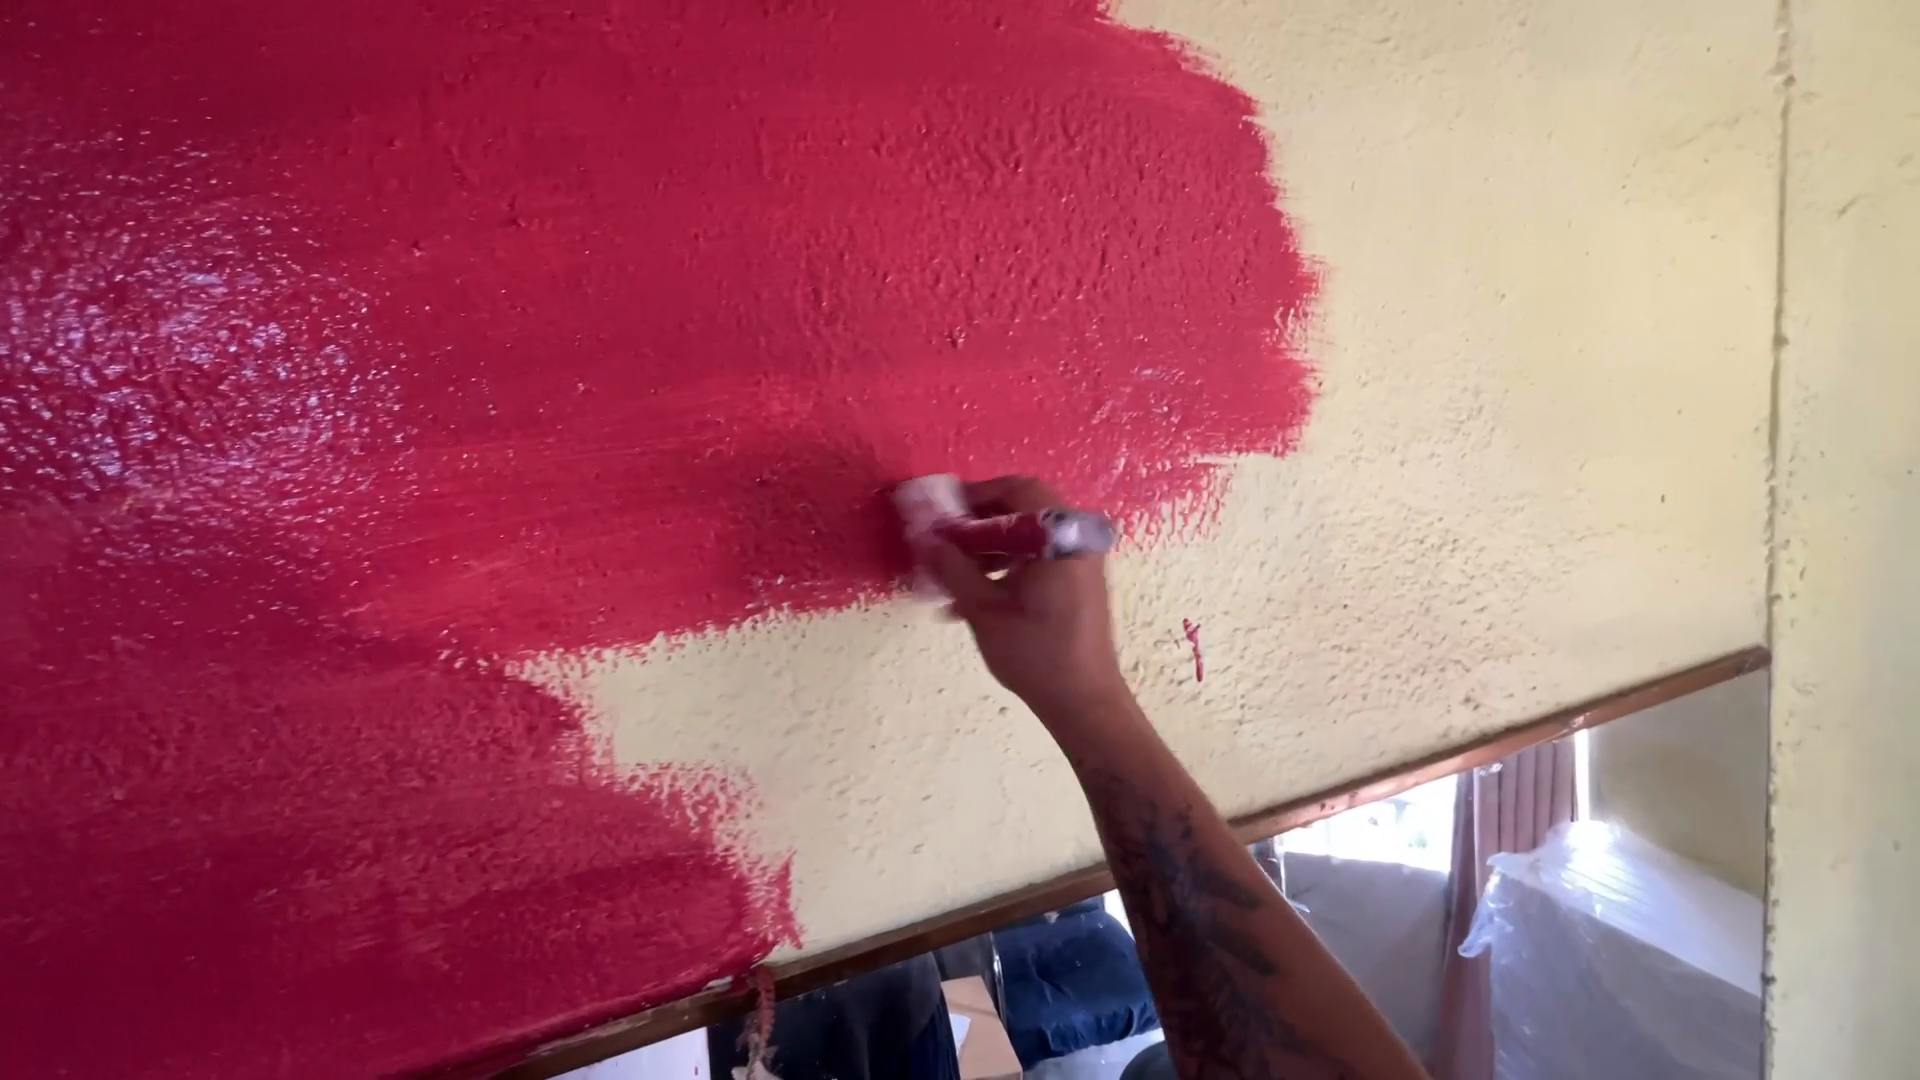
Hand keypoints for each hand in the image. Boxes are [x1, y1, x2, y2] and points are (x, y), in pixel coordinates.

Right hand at [922, 476, 1132, 721]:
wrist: (1084, 701)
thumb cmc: (1036, 655)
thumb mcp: (984, 610)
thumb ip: (953, 567)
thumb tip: (926, 537)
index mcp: (1060, 537)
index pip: (1016, 490)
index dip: (974, 495)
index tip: (941, 513)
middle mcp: (1077, 539)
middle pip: (1023, 509)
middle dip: (979, 522)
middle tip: (945, 538)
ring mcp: (1081, 560)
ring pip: (1029, 534)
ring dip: (989, 545)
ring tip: (952, 572)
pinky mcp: (1078, 580)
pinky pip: (1039, 556)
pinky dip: (1008, 563)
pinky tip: (973, 593)